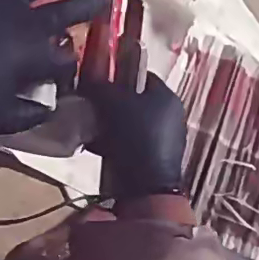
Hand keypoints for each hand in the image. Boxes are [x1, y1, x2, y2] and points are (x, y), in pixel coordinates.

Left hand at [0, 0, 106, 134]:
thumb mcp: (0, 117)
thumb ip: (28, 115)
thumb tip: (49, 112)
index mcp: (36, 54)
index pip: (64, 59)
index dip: (69, 67)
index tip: (69, 73)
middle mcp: (29, 20)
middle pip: (65, 12)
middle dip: (87, 9)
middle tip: (104, 3)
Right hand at [78, 9, 188, 200]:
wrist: (145, 186)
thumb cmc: (134, 136)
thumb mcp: (114, 104)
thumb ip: (101, 87)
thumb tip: (88, 78)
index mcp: (166, 97)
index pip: (142, 74)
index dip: (119, 73)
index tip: (98, 79)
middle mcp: (170, 115)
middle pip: (134, 99)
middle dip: (110, 102)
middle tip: (90, 104)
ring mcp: (163, 139)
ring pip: (129, 122)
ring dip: (109, 124)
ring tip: (90, 127)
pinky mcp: (153, 158)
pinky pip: (129, 142)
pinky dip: (113, 142)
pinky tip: (97, 146)